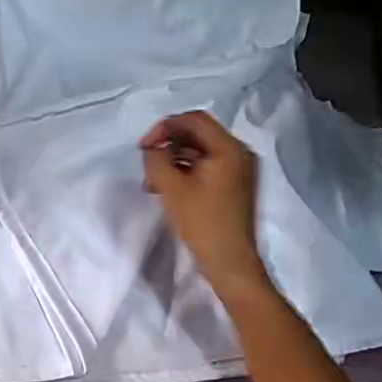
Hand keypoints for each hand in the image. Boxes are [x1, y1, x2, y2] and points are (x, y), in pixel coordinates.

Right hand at [141, 111, 266, 291]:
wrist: (230, 261)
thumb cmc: (203, 224)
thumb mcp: (173, 190)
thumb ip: (156, 162)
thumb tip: (151, 149)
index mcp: (229, 148)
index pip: (194, 120)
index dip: (164, 127)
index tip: (143, 147)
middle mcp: (239, 153)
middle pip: (197, 135)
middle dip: (167, 146)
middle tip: (146, 166)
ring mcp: (239, 170)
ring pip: (199, 153)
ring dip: (173, 161)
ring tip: (152, 183)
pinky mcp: (234, 185)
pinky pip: (206, 168)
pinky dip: (185, 173)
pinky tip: (168, 190)